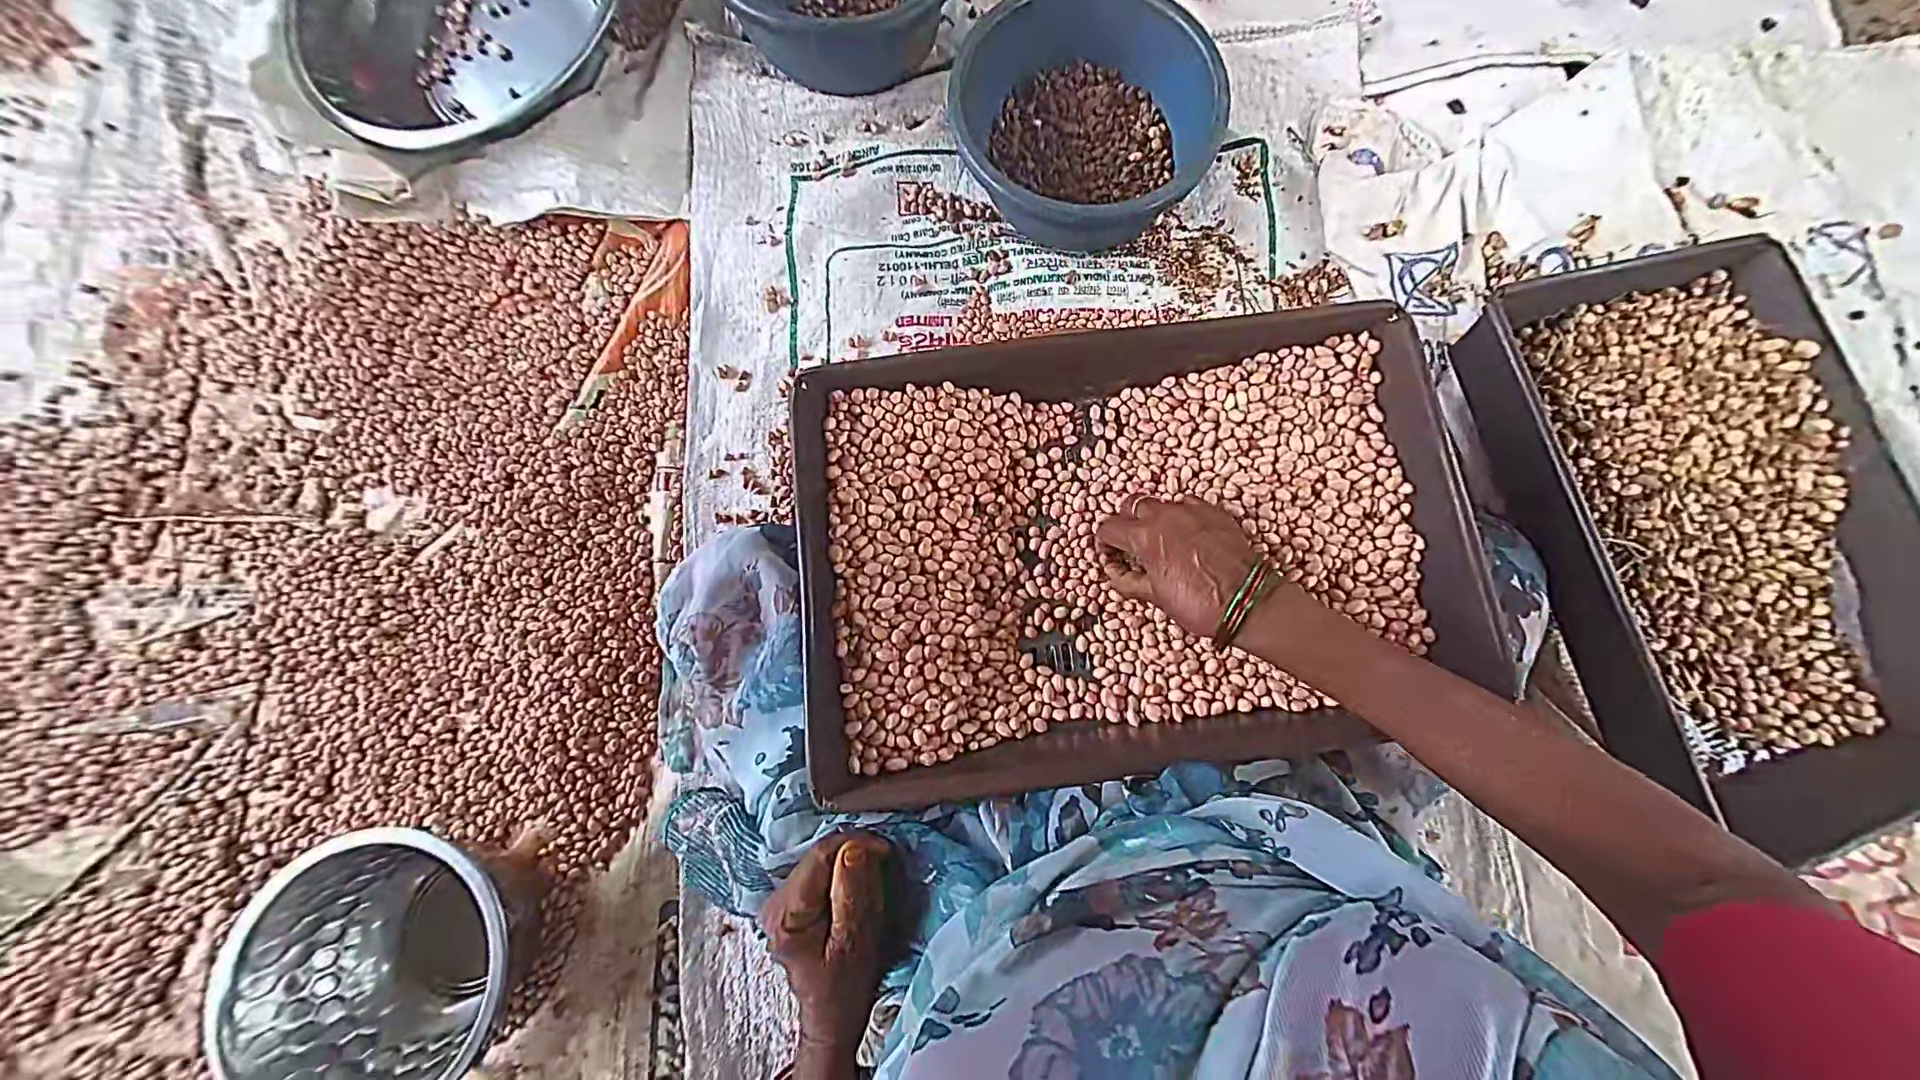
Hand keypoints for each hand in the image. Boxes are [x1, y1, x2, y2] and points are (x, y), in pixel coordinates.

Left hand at [763, 831, 891, 1079]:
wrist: (831, 1018)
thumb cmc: (845, 990)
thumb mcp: (855, 944)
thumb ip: (853, 894)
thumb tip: (854, 848)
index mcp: (787, 914)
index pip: (820, 855)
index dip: (856, 843)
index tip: (885, 850)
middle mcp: (775, 901)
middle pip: (819, 854)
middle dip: (855, 853)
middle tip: (882, 866)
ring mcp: (780, 899)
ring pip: (821, 859)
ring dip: (851, 862)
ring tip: (872, 880)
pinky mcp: (791, 899)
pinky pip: (822, 869)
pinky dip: (844, 871)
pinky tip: (858, 886)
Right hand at [1096, 496, 1266, 637]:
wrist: (1247, 602)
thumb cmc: (1202, 603)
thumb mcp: (1153, 596)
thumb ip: (1127, 579)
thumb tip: (1115, 571)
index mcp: (1144, 537)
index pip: (1108, 527)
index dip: (1104, 542)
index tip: (1111, 553)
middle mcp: (1165, 517)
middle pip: (1131, 505)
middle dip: (1126, 523)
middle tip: (1131, 545)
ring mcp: (1191, 511)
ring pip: (1160, 503)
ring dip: (1154, 518)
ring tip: (1160, 541)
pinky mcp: (1215, 513)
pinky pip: (1189, 504)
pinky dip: (1182, 516)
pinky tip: (1186, 535)